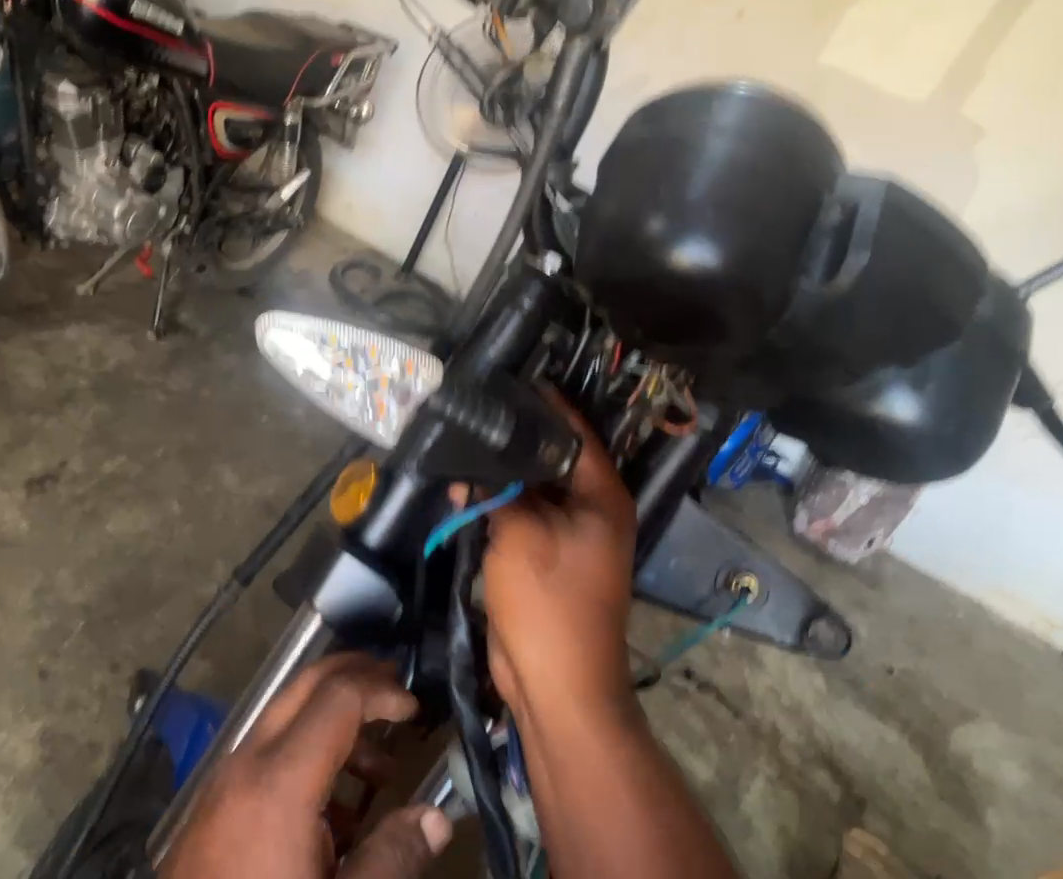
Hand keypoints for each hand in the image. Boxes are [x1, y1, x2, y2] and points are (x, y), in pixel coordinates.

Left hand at [160, 654, 453, 878]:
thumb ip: (392, 859)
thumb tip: (436, 819)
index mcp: (278, 782)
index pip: (336, 699)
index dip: (381, 691)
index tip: (415, 709)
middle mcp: (244, 765)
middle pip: (302, 688)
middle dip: (353, 677)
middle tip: (397, 687)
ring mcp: (220, 784)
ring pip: (281, 720)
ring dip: (331, 723)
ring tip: (377, 769)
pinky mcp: (210, 810)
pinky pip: (263, 757)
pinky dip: (304, 756)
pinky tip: (333, 813)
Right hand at [452, 395, 638, 713]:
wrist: (556, 683)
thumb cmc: (548, 601)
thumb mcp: (519, 534)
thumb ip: (497, 491)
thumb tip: (470, 466)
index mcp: (602, 497)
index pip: (576, 433)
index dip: (546, 405)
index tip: (511, 378)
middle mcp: (591, 511)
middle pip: (551, 460)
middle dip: (514, 439)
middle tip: (475, 409)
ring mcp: (568, 537)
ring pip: (531, 491)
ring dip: (500, 475)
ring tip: (461, 441)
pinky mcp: (543, 559)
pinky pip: (520, 519)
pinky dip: (495, 505)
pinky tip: (462, 488)